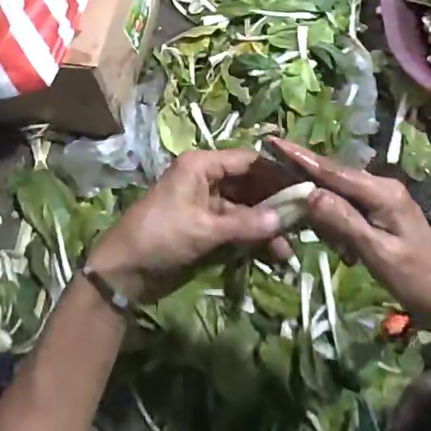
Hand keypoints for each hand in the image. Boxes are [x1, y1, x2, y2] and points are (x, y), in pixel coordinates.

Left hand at [85, 148, 284, 302]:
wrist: (124, 270)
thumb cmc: (160, 236)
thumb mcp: (204, 229)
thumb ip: (244, 224)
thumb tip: (284, 219)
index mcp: (200, 166)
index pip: (247, 161)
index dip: (275, 173)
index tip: (305, 188)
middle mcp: (205, 179)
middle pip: (249, 185)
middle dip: (274, 204)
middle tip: (304, 222)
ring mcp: (205, 204)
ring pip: (244, 209)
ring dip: (265, 227)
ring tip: (288, 249)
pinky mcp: (205, 227)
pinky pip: (235, 227)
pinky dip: (252, 239)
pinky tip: (272, 255)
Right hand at [267, 138, 430, 326]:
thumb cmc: (420, 281)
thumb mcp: (379, 254)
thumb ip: (344, 222)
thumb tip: (308, 193)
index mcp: (382, 192)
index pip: (332, 170)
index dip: (300, 156)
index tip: (271, 141)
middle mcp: (381, 187)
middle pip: (333, 175)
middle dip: (301, 171)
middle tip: (267, 165)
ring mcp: (383, 200)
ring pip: (337, 190)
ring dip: (314, 195)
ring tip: (285, 193)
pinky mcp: (381, 215)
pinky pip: (346, 205)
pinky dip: (329, 212)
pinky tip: (318, 223)